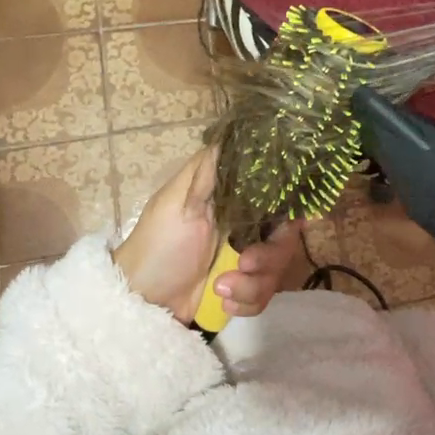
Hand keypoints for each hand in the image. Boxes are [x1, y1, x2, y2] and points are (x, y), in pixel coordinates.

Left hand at [112, 148, 305, 322]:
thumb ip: (206, 172)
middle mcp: (247, 227)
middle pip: (285, 239)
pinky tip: (222, 301)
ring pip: (277, 271)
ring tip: (221, 289)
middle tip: (244, 264)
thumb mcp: (177, 204)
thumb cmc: (158, 245)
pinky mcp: (244, 289)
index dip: (292, 210)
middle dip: (268, 258)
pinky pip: (265, 296)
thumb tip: (231, 133)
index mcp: (235, 201)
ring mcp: (247, 260)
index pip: (280, 198)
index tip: (291, 223)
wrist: (142, 301)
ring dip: (252, 284)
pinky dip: (245, 301)